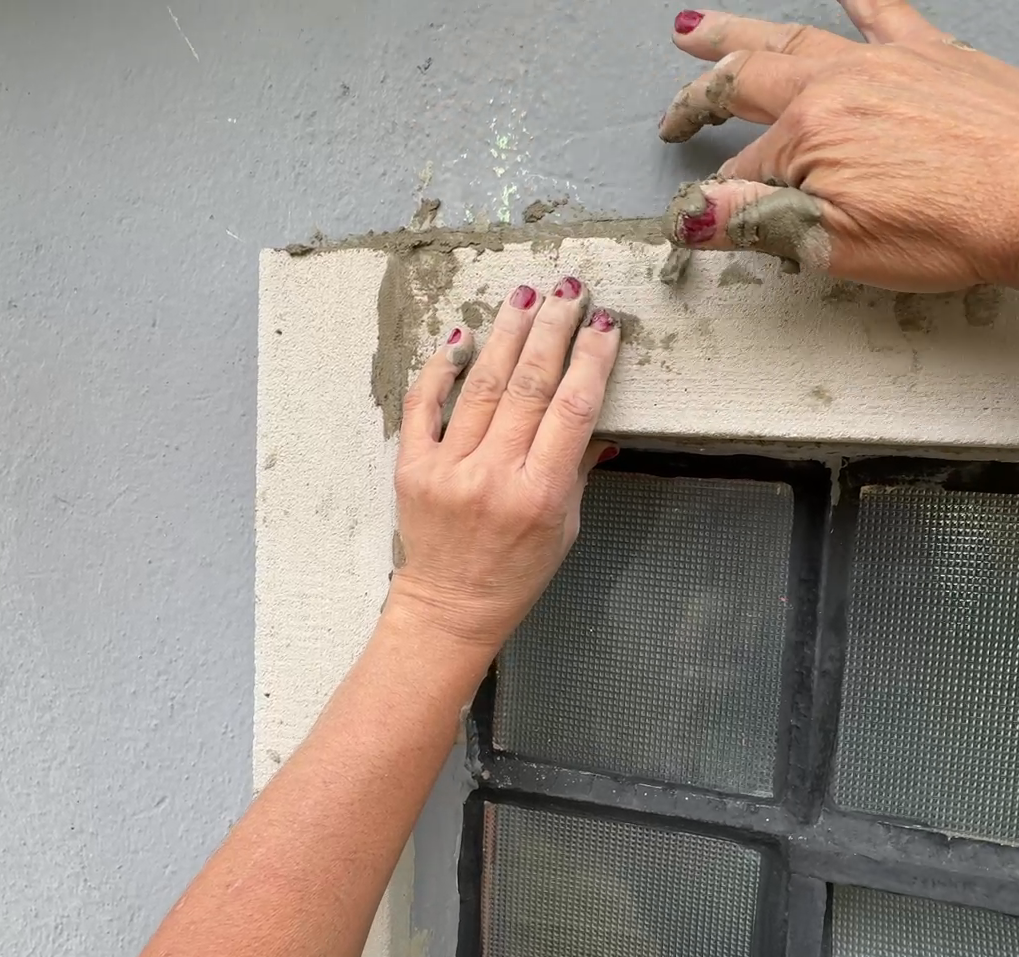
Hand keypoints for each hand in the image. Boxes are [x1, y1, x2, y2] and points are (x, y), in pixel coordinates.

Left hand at [385, 277, 621, 653]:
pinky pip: (425, 404)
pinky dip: (442, 368)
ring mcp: (449, 467)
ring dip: (506, 332)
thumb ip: (578, 470)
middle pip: (529, 384)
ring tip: (525, 294)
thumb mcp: (566, 527)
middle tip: (568, 288)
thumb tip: (600, 421)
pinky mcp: (413, 466)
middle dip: (553, 328)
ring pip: (483, 384)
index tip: (606, 324)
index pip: (573, 409)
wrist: (451, 605)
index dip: (592, 360)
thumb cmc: (518, 573)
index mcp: (541, 494)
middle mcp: (495, 475)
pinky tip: (462, 336)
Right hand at [659, 1, 1018, 292]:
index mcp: (809, 135)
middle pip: (748, 83)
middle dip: (701, 95)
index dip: (722, 204)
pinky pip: (886, 11)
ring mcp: (886, 63)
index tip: (707, 227)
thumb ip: (754, 220)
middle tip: (672, 107)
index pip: (743, 174)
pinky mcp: (933, 57)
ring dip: (743, 34)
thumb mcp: (835, 242)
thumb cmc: (952, 225)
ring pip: (796, 38)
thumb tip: (686, 217)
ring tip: (702, 26)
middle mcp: (838, 85)